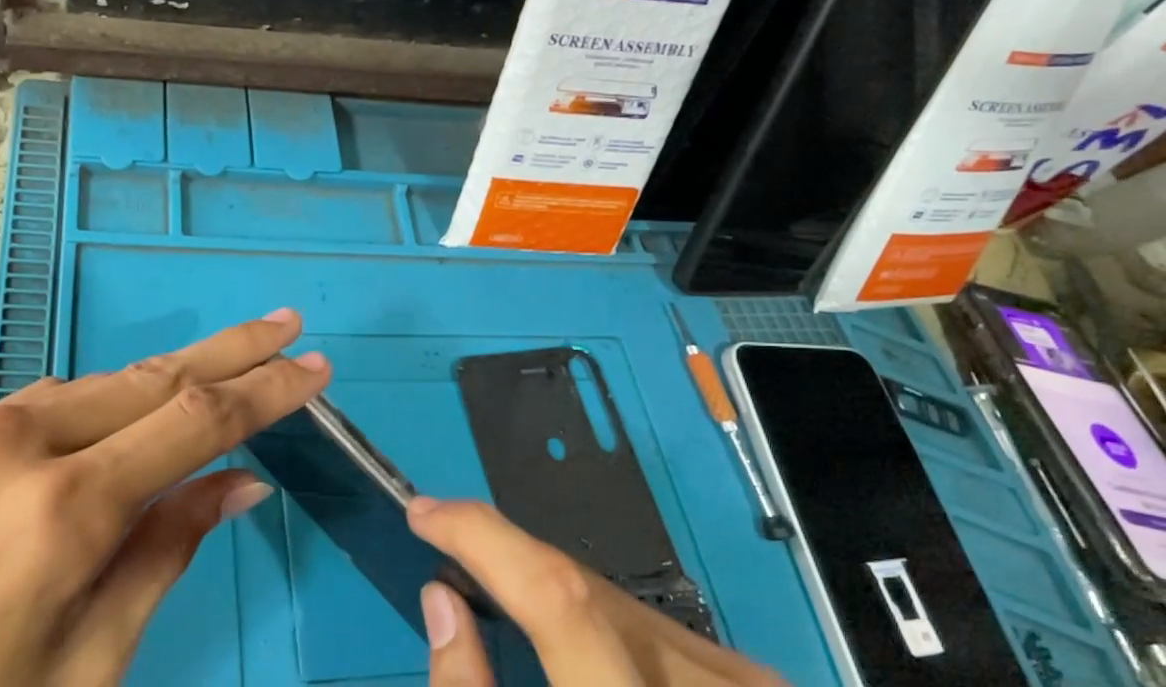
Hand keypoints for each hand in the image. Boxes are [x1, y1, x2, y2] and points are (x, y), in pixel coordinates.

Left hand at [0, 309, 329, 685]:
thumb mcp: (90, 661)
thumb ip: (165, 554)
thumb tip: (240, 484)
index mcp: (61, 509)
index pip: (192, 425)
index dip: (262, 392)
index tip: (313, 365)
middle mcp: (18, 442)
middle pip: (150, 379)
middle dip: (228, 352)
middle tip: (286, 324)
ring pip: (99, 386)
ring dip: (167, 377)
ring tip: (229, 366)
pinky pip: (50, 404)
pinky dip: (106, 404)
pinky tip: (135, 412)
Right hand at [410, 498, 785, 685]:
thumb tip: (441, 598)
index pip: (563, 600)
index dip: (487, 540)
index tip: (424, 513)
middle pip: (587, 592)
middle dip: (504, 557)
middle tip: (444, 540)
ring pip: (619, 602)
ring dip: (548, 586)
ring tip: (497, 584)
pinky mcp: (758, 684)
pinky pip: (655, 628)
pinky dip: (597, 615)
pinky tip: (569, 630)